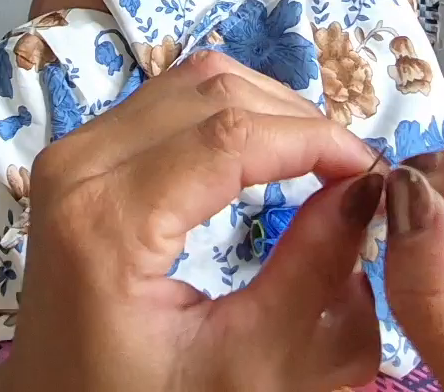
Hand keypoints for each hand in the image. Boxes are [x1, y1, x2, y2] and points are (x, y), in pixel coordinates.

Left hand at [0, 50, 385, 391]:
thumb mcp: (245, 373)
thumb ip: (311, 280)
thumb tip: (364, 190)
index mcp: (108, 220)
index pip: (229, 135)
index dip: (312, 139)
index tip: (370, 170)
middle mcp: (79, 162)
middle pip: (211, 91)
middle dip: (294, 119)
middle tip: (348, 169)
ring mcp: (74, 147)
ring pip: (192, 81)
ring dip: (264, 105)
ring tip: (314, 156)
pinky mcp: (81, 146)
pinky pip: (168, 96)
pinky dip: (229, 108)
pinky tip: (264, 146)